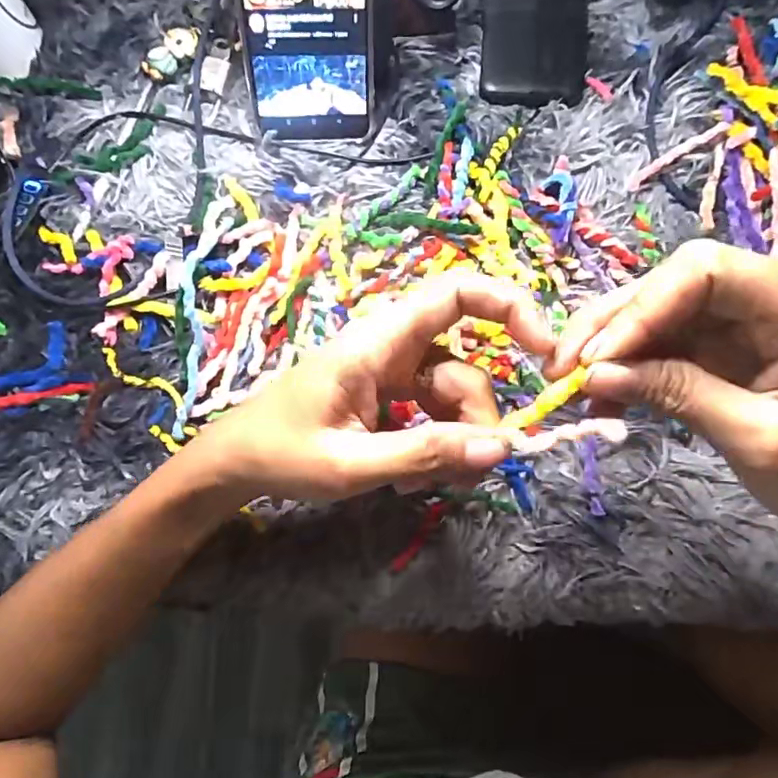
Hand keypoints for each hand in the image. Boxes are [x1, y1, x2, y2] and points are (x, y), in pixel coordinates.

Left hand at [185, 273, 557, 502]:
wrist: (234, 463)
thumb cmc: (281, 453)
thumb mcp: (353, 464)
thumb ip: (426, 454)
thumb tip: (502, 449)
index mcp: (376, 343)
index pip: (454, 293)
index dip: (509, 307)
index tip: (543, 352)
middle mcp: (390, 348)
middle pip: (465, 366)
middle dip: (477, 418)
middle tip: (466, 469)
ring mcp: (390, 373)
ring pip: (453, 396)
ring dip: (453, 442)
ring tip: (416, 484)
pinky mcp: (388, 397)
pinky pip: (433, 414)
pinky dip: (434, 446)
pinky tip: (408, 479)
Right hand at [552, 241, 777, 550]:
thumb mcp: (762, 440)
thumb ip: (679, 394)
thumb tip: (594, 374)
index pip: (708, 271)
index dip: (642, 307)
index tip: (595, 360)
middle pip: (677, 284)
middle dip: (615, 323)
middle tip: (562, 368)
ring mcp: (757, 323)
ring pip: (666, 312)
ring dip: (615, 345)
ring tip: (571, 384)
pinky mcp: (738, 349)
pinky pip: (674, 344)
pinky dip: (634, 367)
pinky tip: (603, 393)